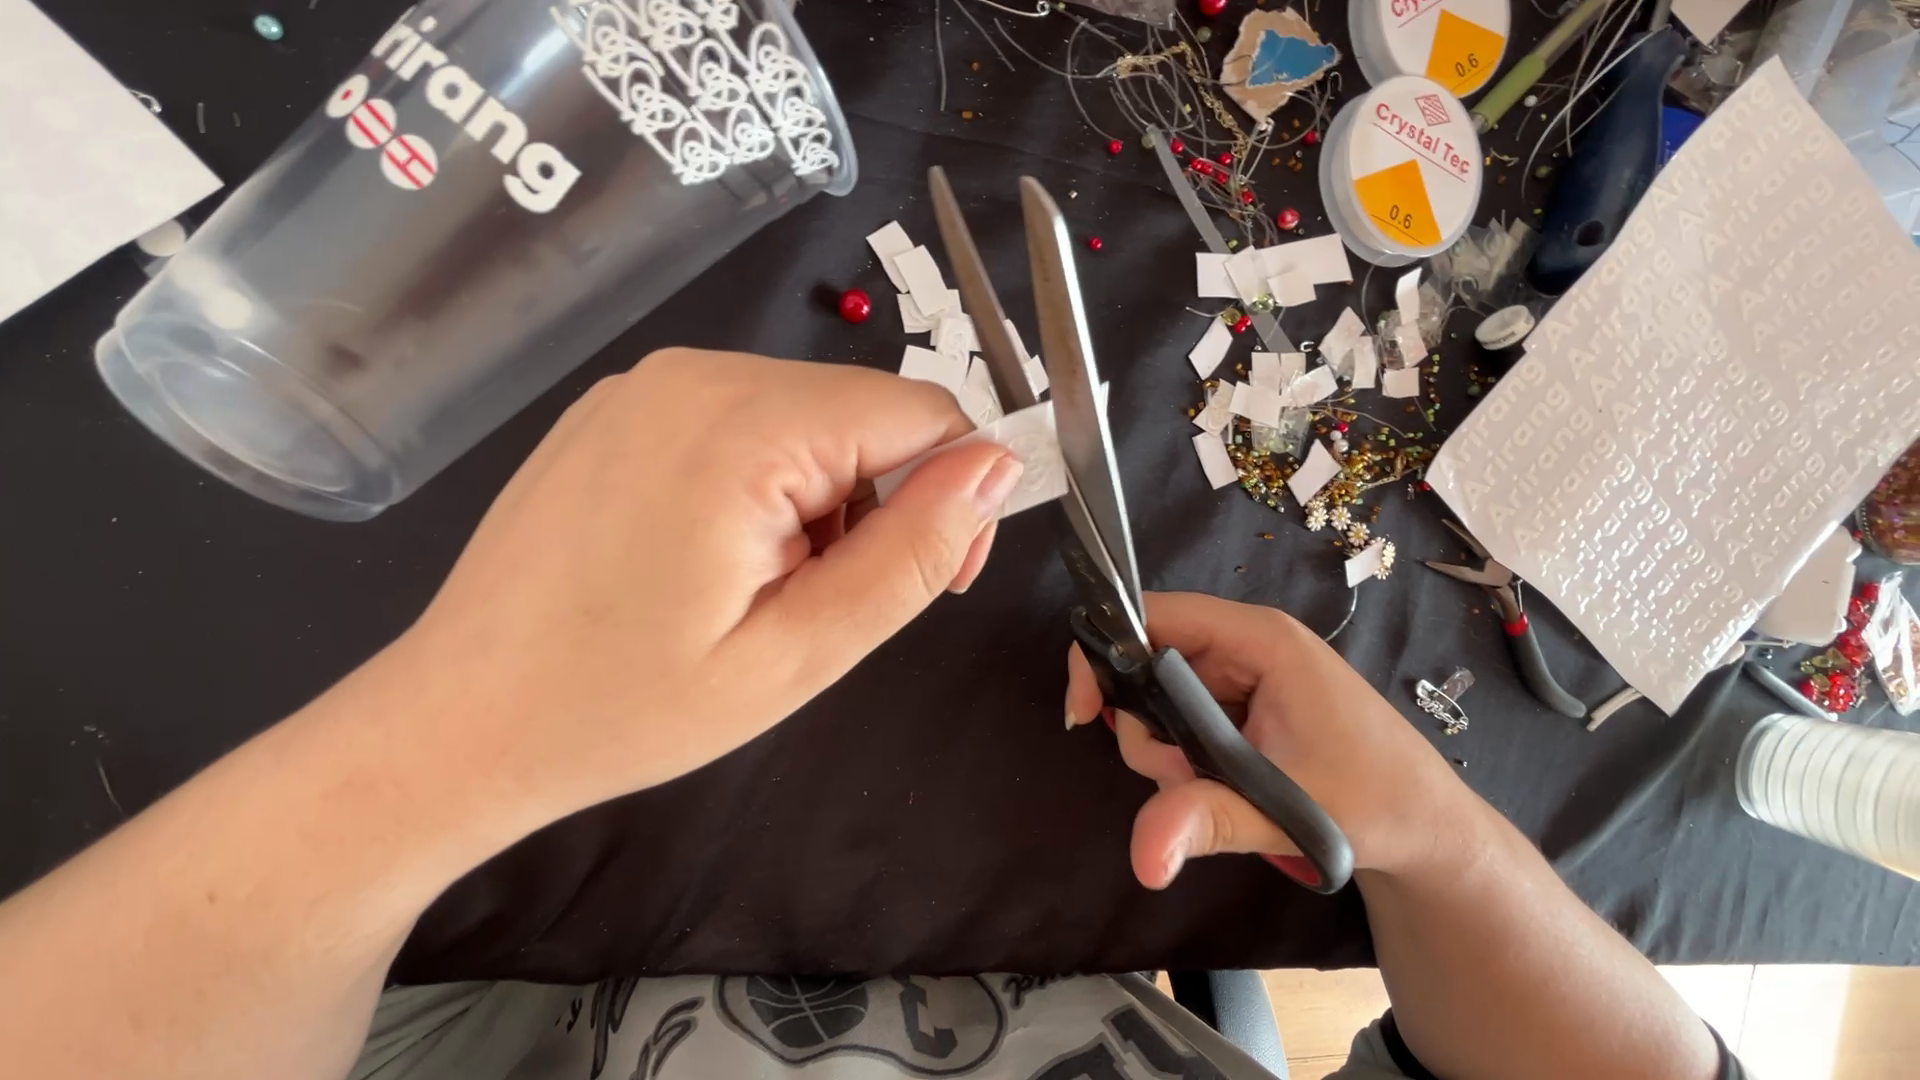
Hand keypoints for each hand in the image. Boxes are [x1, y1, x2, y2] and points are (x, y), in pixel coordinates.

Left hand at [373, 348, 1022, 818]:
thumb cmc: (632, 706)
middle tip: (831, 601)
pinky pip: (747, 422)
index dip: (956, 491)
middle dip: (884, 502)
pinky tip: (716, 556)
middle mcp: (698, 372)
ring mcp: (652, 383)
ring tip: (765, 586)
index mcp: (745, 425)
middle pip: (866, 413)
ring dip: (826, 498)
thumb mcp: (801, 652)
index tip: (936, 575)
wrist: (459, 722)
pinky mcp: (626, 407)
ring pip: (812, 419)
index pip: (923, 411)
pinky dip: (770, 482)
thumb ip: (912, 552)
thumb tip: (995, 466)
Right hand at [1066, 592, 1469, 887]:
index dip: (1107, 651)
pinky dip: (1180, 753)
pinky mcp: (1241, 703)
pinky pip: (1181, 715)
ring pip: (1159, 694)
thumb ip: (1207, 820)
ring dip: (1164, 748)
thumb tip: (1140, 860)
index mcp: (1259, 639)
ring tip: (1211, 788)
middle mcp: (1244, 645)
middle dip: (1145, 726)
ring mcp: (1242, 673)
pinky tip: (1214, 785)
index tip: (1085, 712)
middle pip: (1148, 660)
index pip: (1156, 615)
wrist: (1429, 829)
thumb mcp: (1286, 808)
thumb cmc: (1375, 801)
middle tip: (1179, 777)